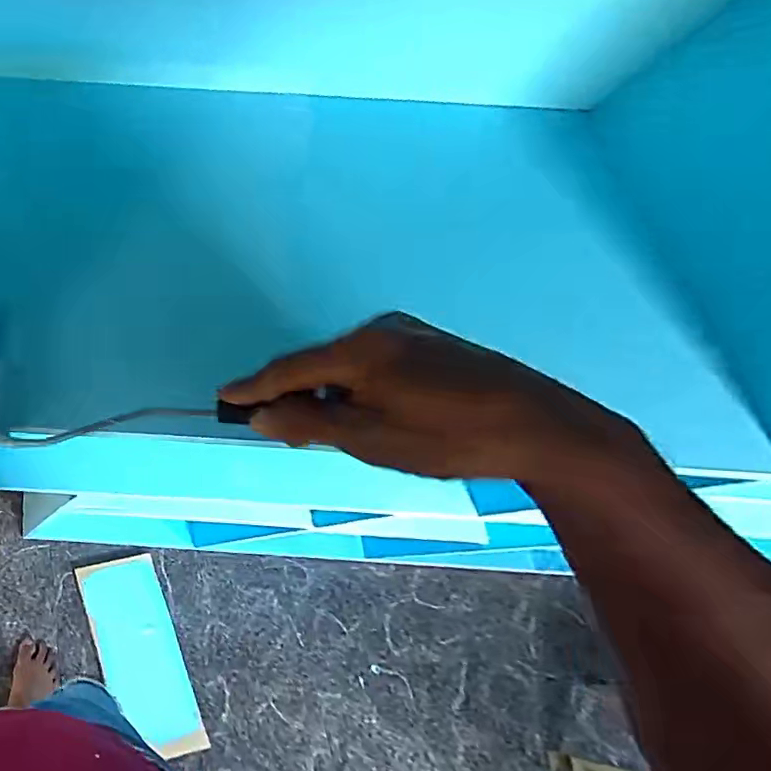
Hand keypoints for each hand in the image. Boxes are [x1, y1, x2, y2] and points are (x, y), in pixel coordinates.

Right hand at [219, 312, 653, 483]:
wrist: (546, 429)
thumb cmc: (450, 438)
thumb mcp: (370, 439)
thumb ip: (309, 424)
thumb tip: (261, 416)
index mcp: (359, 349)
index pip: (288, 369)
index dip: (253, 387)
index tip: (223, 397)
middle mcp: (378, 330)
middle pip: (315, 364)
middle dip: (292, 395)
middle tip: (275, 426)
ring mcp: (407, 334)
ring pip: (344, 364)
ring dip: (325, 393)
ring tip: (322, 428)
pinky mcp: (430, 345)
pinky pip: (372, 363)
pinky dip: (354, 386)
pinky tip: (364, 412)